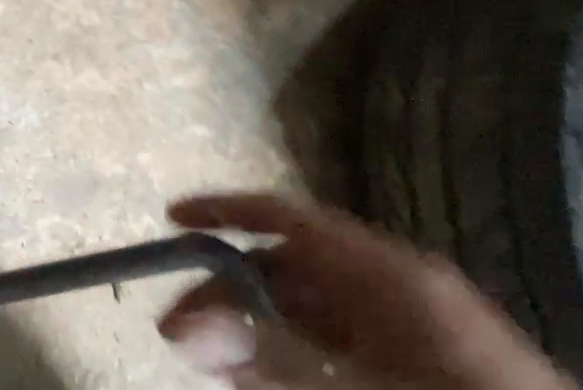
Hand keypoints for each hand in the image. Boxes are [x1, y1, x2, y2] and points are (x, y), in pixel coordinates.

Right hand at [159, 193, 575, 389]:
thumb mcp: (370, 386)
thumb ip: (279, 358)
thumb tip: (183, 327)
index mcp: (388, 273)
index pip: (288, 216)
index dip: (225, 211)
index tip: (170, 220)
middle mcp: (390, 289)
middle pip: (287, 268)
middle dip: (227, 293)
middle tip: (177, 332)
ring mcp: (404, 331)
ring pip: (304, 314)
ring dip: (253, 332)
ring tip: (212, 364)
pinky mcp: (411, 365)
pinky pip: (332, 349)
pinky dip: (290, 360)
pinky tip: (261, 381)